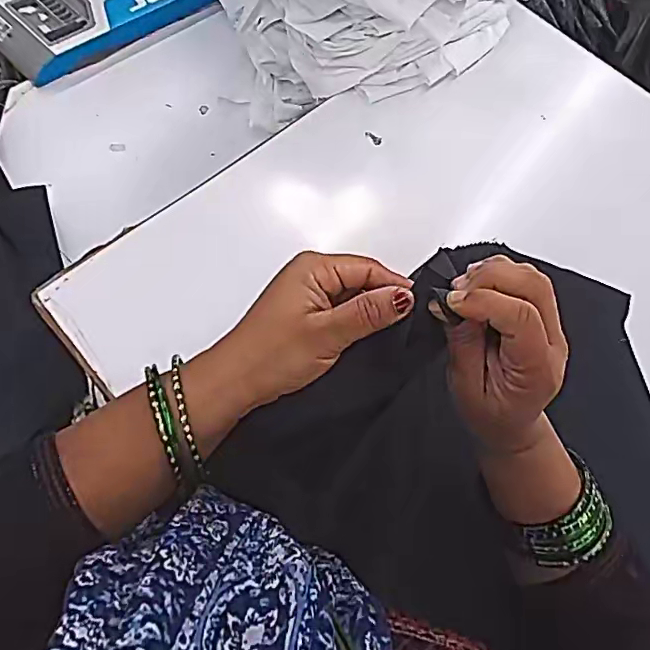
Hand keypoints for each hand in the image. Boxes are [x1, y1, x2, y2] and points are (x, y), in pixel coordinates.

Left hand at [207, 251, 413, 412]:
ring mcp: (307, 293)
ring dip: (366, 315)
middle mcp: (309, 273)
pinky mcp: (306, 312)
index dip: (394, 287)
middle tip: (399, 326)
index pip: (369, 267)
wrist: (234, 383)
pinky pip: (341, 310)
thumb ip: (368, 313)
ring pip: (353, 297)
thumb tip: (401, 297)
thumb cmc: (265, 356)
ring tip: (371, 337)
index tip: (415, 307)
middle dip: (381, 302)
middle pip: (363, 279)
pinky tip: (352, 341)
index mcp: (312, 266)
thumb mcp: (327, 333)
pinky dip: (352, 324)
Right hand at [438, 256, 567, 457]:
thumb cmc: (492, 413)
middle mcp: (551, 342)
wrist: (510, 422)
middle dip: (491, 277)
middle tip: (457, 290)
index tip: (452, 301)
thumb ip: (462, 342)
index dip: (484, 300)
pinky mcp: (540, 313)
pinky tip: (476, 286)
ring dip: (494, 272)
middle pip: (534, 286)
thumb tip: (452, 303)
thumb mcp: (466, 387)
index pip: (522, 316)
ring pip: (532, 277)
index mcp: (537, 367)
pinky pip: (525, 279)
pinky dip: (498, 273)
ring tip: (464, 288)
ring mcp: (551, 325)